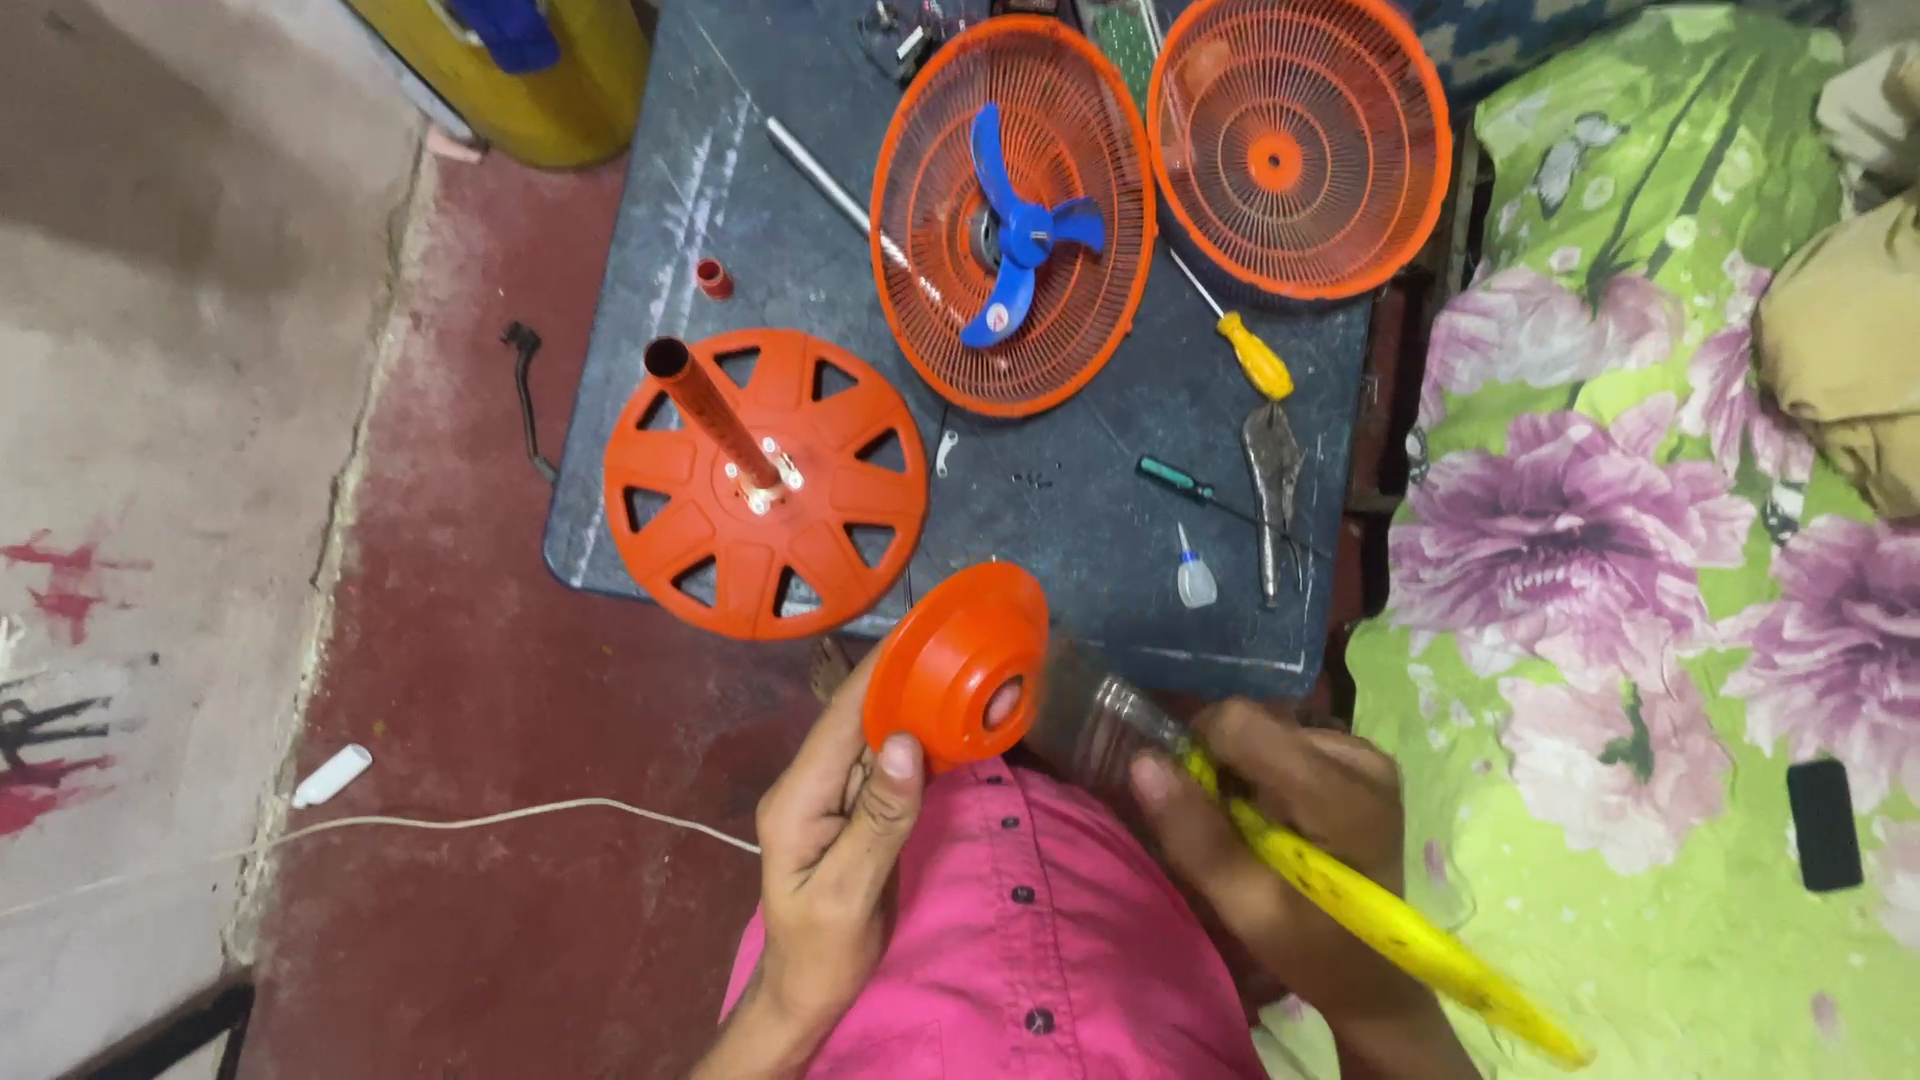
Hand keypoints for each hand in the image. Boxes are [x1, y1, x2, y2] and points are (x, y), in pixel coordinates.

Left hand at [747, 647, 925, 1037]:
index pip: (838, 719)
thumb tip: (903, 742)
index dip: (875, 673)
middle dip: (901, 678)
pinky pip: (891, 764)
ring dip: (914, 703)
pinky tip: (952, 722)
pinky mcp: (859, 806)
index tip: (914, 633)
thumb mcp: (848, 894)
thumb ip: (878, 819)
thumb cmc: (820, 950)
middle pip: (857, 718)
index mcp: (798, 797)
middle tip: (949, 642)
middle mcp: (813, 783)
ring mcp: (835, 794)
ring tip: (957, 668)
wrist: (808, 990)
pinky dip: (921, 741)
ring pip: (876, 736)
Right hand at [1129, 700, 1475, 1077]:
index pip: (1242, 724)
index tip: (1199, 803)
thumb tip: (1142, 761)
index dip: (1201, 752)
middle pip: (1251, 723)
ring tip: (1250, 823)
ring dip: (1239, 768)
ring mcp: (1362, 754)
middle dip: (1220, 764)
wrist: (1373, 972)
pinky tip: (1272, 813)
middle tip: (1226, 823)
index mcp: (1342, 795)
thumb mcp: (1243, 906)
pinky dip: (1260, 769)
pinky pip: (1281, 737)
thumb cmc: (1312, 948)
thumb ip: (1194, 833)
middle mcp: (1359, 758)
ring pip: (1262, 727)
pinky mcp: (1356, 757)